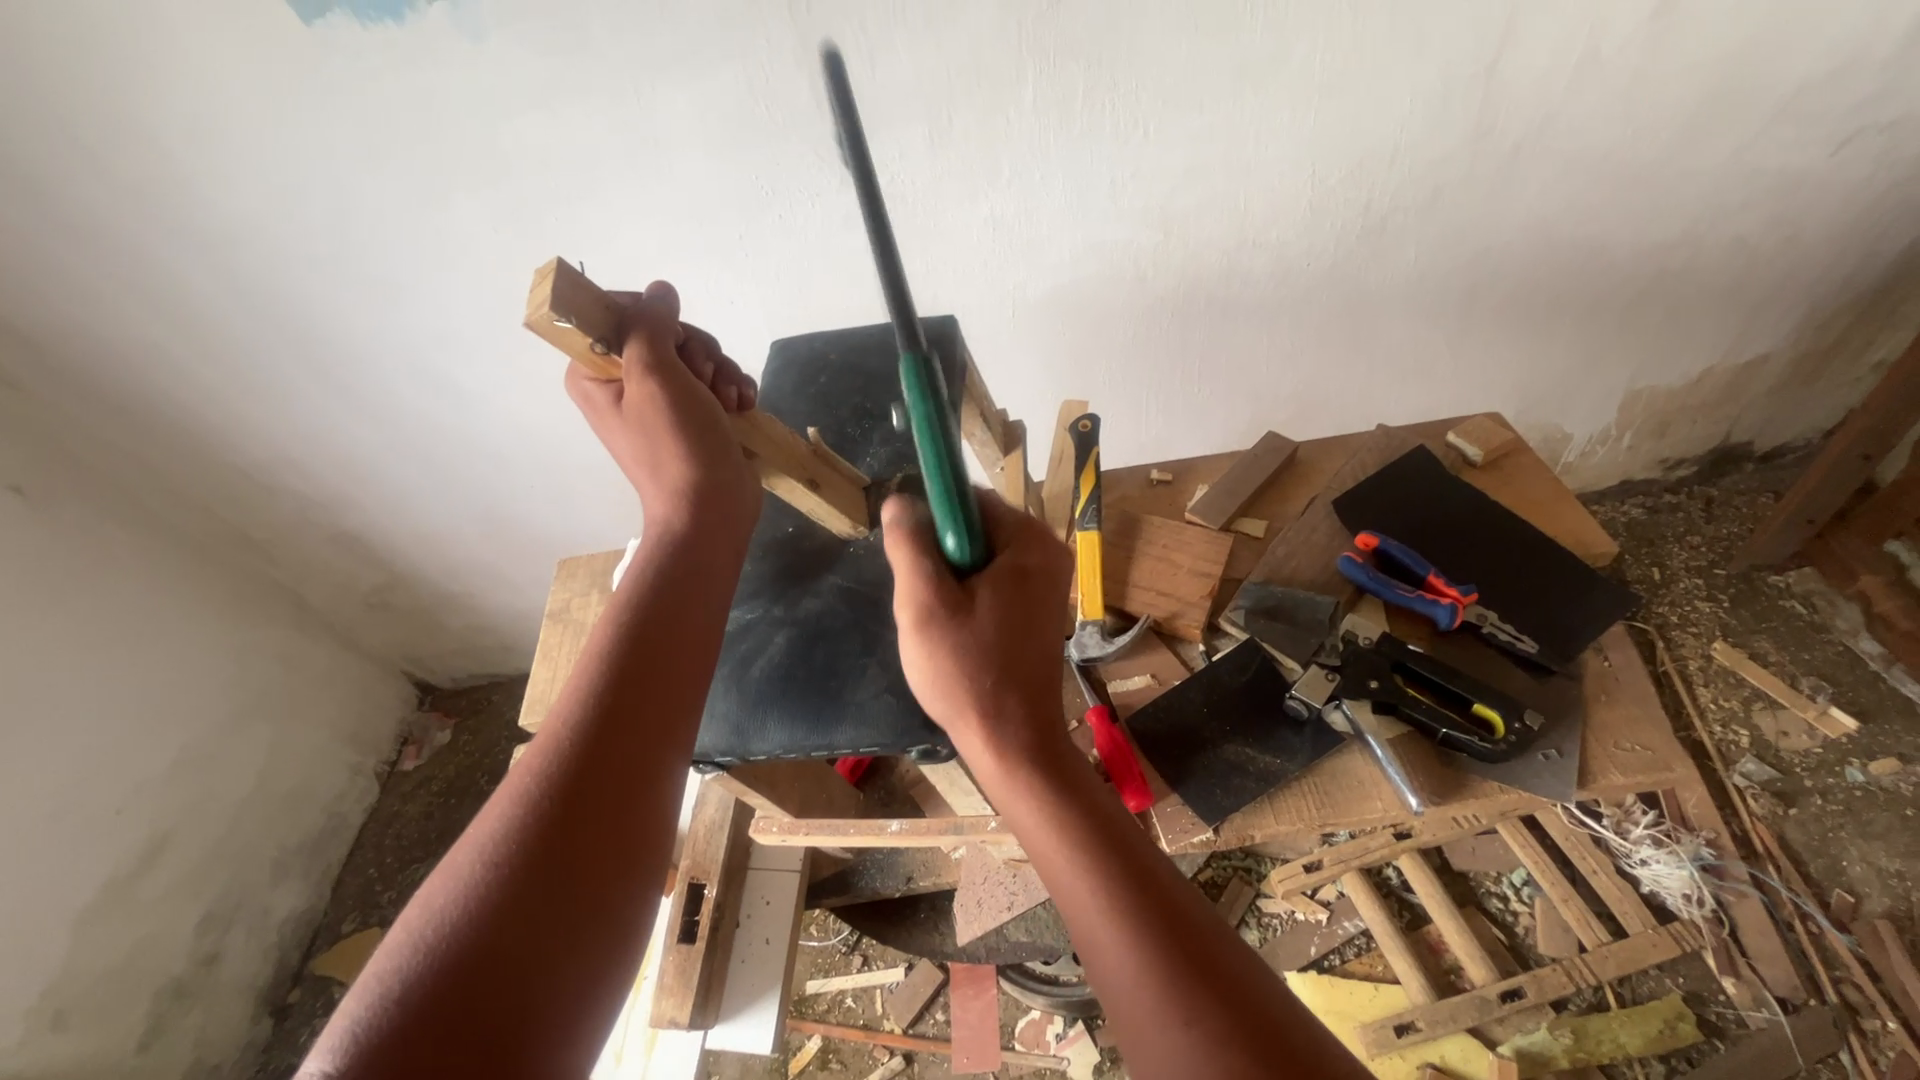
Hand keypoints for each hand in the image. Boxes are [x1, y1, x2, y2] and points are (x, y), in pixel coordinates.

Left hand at [565, 281, 762, 537]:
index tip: (674, 340)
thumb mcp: (654, 374)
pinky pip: (717, 379)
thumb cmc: (675, 445)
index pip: (613, 313)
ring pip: (697, 354)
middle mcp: (624, 383)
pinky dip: (733, 388)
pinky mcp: (697, 415)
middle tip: (703, 378)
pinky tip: (742, 406)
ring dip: (721, 371)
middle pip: (664, 331)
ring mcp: (664, 401)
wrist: (711, 508)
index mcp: (593, 373)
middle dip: (696, 350)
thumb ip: (649, 323)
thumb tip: (659, 291)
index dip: (652, 317)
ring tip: (727, 401)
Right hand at [882, 491, 1075, 760]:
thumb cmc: (968, 672)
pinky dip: (968, 602)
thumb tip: (899, 499)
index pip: (968, 499)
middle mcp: (1048, 554)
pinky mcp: (1039, 612)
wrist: (1013, 743)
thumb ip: (909, 543)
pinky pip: (993, 586)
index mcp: (1030, 541)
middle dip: (939, 560)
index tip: (908, 560)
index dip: (929, 522)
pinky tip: (957, 637)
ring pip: (979, 562)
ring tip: (939, 626)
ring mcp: (1047, 585)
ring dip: (949, 585)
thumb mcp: (924, 602)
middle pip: (974, 530)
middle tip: (924, 604)